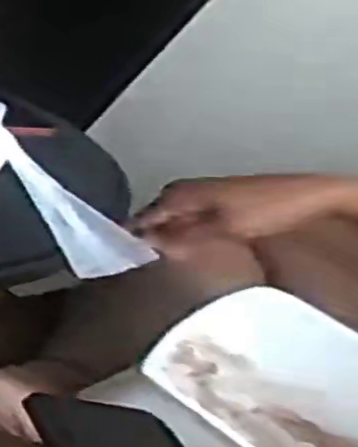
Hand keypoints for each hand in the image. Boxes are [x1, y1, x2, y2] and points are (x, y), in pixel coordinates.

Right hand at [134, 175, 357, 244]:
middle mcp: (177, 189)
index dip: (136, 238)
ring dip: (173, 232)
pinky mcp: (211, 196)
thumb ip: (182, 238)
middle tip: (160, 256)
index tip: (133, 255)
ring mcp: (195, 191)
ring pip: (171, 216)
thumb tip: (148, 244)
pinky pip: (186, 213)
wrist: (312, 195)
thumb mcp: (224, 229)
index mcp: (173, 195)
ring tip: (179, 251)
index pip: (141, 219)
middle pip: (155, 217)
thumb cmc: (266, 210)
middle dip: (155, 236)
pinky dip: (188, 227)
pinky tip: (198, 239)